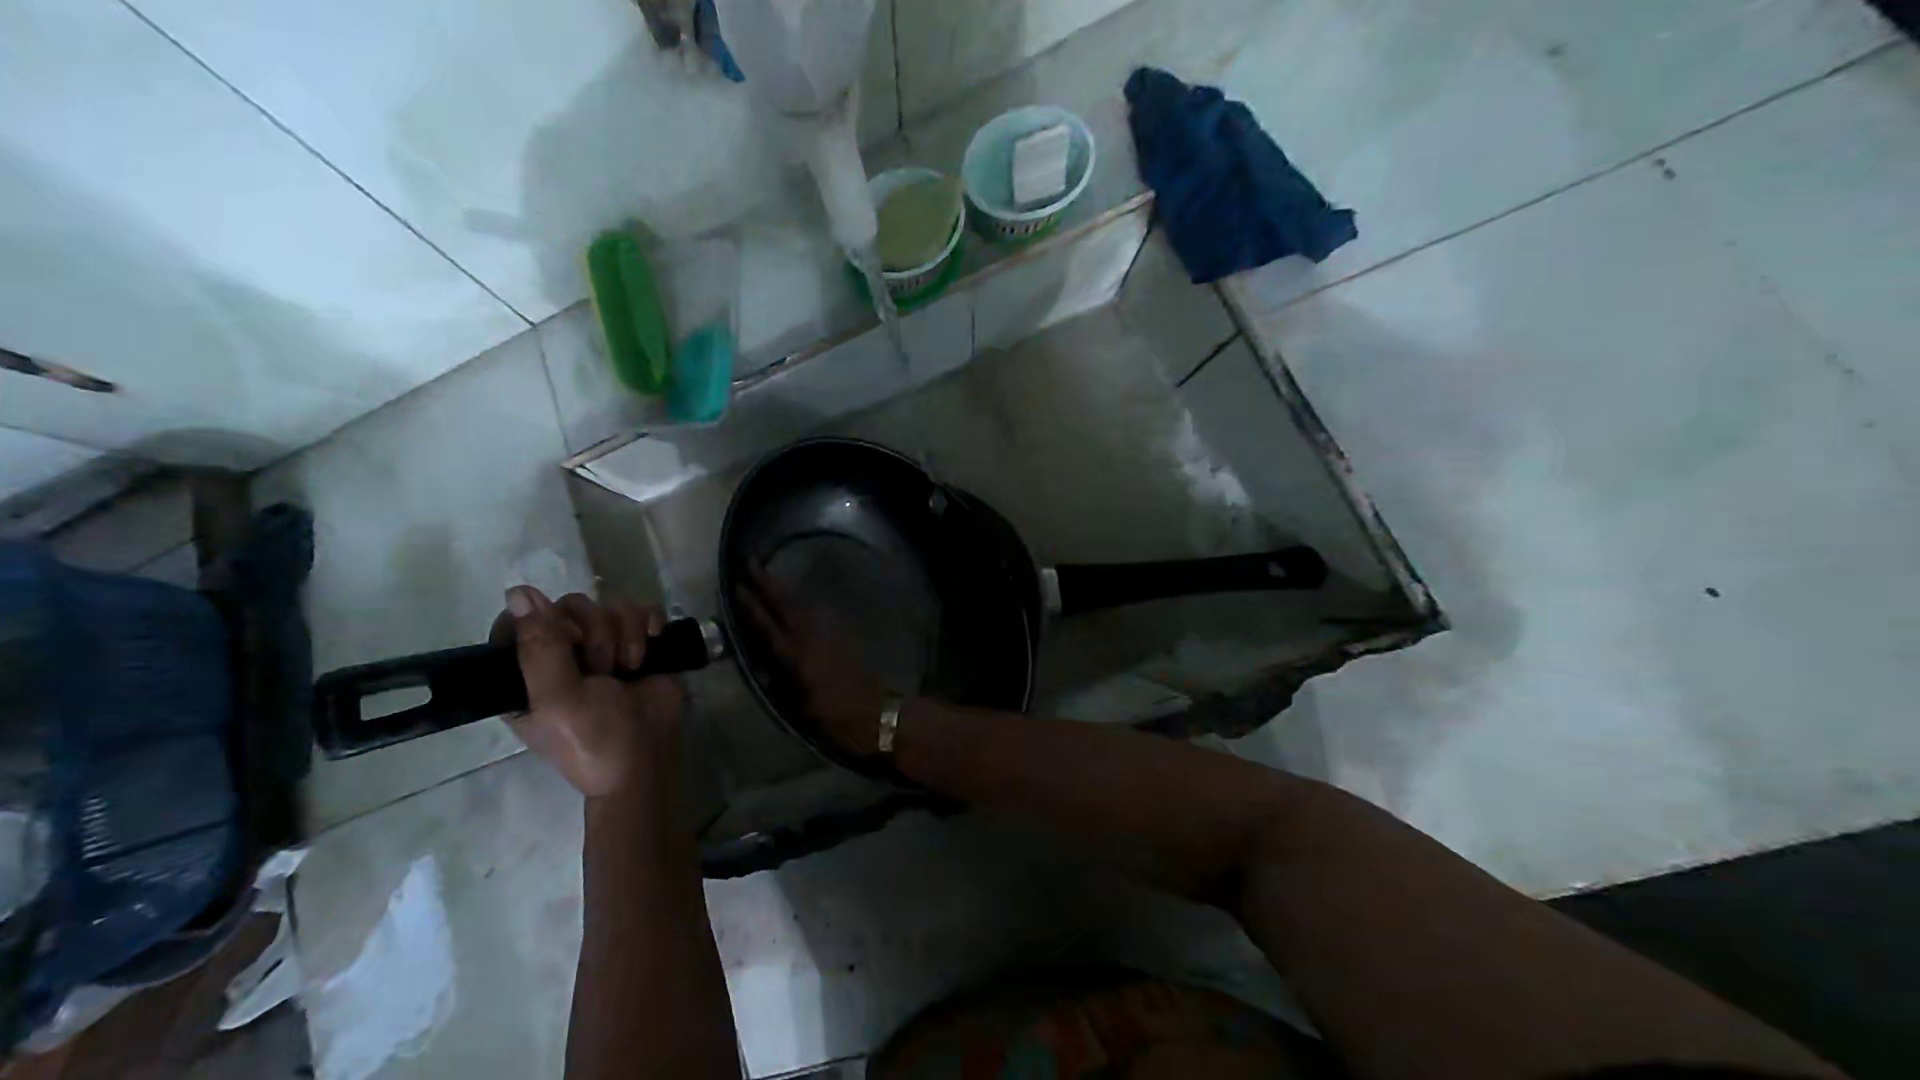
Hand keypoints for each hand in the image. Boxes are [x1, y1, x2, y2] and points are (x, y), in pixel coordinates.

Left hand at [491, 586, 684, 797]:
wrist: (648, 759)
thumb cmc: (592, 739)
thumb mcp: (557, 699)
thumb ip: (538, 646)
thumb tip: (518, 591)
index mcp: (527, 669)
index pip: (521, 618)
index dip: (545, 620)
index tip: (566, 641)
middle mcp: (563, 652)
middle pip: (573, 605)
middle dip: (595, 634)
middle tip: (602, 669)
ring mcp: (604, 647)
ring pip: (611, 606)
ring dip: (626, 636)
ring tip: (629, 668)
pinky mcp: (639, 643)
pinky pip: (642, 610)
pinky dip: (649, 623)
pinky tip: (653, 644)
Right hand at [735, 568, 890, 754]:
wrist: (880, 713)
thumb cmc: (839, 718)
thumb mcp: (804, 709)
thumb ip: (784, 685)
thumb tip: (768, 668)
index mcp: (798, 660)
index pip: (769, 628)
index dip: (752, 608)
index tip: (738, 588)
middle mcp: (812, 641)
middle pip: (787, 606)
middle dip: (768, 584)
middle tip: (751, 562)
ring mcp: (831, 635)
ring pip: (803, 606)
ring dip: (785, 588)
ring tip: (769, 575)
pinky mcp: (844, 637)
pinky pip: (818, 613)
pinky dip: (804, 601)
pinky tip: (800, 599)